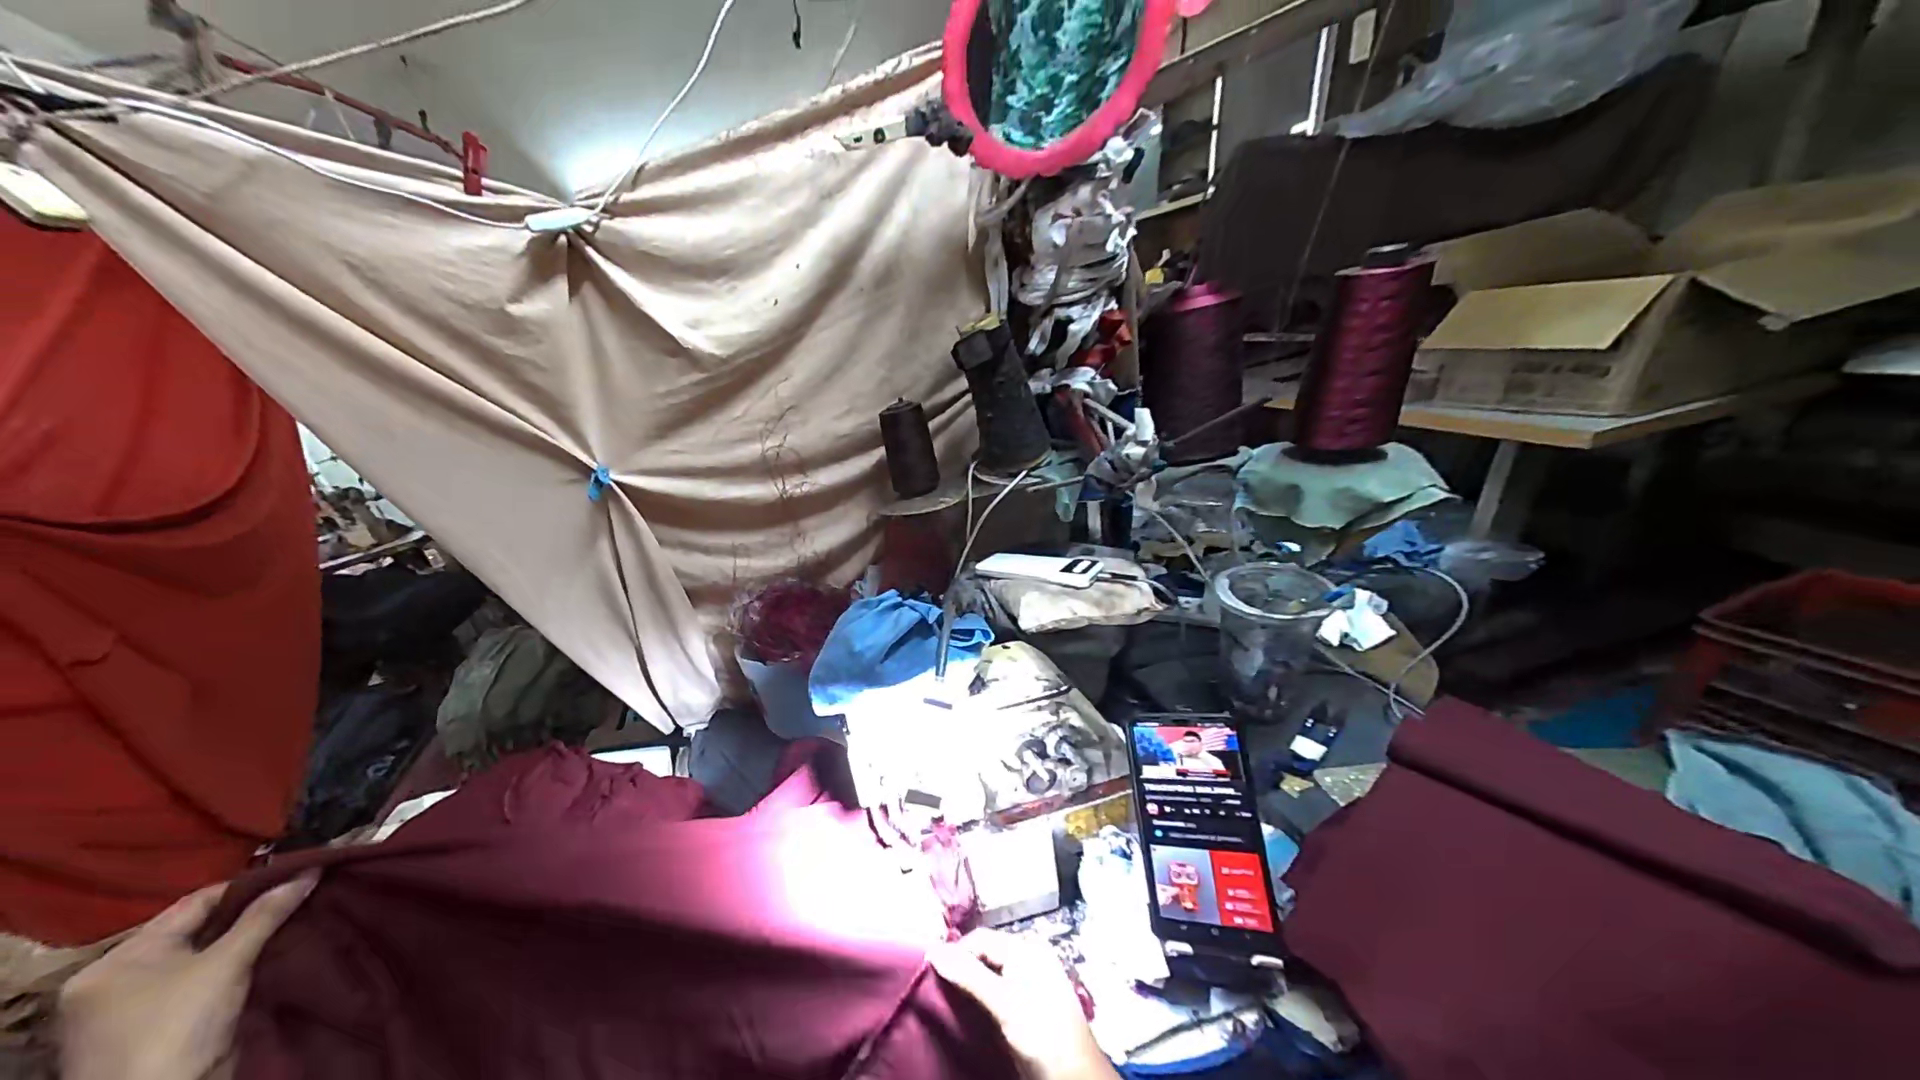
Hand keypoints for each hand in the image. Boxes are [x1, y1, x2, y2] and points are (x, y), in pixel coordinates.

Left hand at [57, 873, 316, 1079]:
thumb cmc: (178, 1024)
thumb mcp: (227, 963)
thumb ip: (266, 915)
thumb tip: (309, 871)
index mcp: (117, 960)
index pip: (193, 904)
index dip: (246, 886)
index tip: (295, 872)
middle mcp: (120, 978)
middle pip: (198, 929)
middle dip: (249, 912)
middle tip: (300, 891)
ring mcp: (139, 1004)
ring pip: (205, 953)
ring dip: (246, 937)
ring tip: (294, 915)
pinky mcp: (162, 1022)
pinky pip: (205, 976)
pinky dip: (236, 962)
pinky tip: (271, 949)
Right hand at [930, 929, 1117, 1079]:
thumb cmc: (1042, 1035)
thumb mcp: (1005, 1004)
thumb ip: (969, 976)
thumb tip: (933, 951)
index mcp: (1026, 948)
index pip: (980, 939)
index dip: (955, 953)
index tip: (930, 976)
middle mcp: (1028, 958)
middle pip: (984, 954)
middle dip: (961, 969)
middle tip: (936, 991)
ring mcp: (1029, 982)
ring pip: (988, 973)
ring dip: (969, 985)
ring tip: (948, 1003)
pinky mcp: (1027, 1006)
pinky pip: (996, 991)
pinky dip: (980, 998)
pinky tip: (968, 1013)